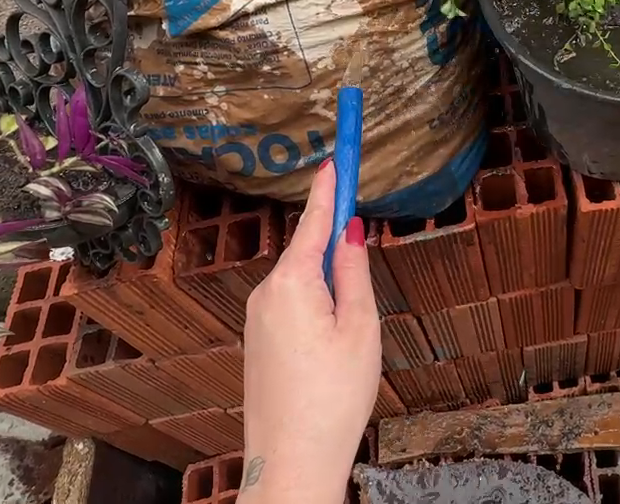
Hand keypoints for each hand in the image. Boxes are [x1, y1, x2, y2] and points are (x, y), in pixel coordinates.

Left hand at [240, 160, 379, 503]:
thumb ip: (354, 270)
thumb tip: (351, 230)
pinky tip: (331, 336)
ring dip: (329, 281)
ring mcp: (257, 316)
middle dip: (338, 248)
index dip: (329, 186)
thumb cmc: (333, 396)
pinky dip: (315, 298)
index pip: (314, 219)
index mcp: (293, 282)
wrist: (290, 464)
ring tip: (351, 332)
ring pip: (302, 277)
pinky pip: (291, 299)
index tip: (335, 155)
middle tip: (362, 272)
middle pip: (308, 249)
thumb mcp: (360, 326)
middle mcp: (266, 292)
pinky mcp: (257, 337)